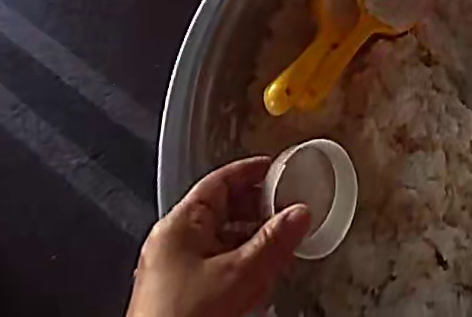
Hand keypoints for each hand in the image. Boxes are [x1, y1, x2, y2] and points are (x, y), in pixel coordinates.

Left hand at [126, 156, 311, 316]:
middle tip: (287, 211)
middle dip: (259, 212)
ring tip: (280, 251)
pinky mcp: (179, 302)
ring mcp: (174, 275)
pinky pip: (217, 270)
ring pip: (223, 242)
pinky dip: (241, 269)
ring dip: (253, 244)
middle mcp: (173, 245)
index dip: (252, 172)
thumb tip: (299, 214)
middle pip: (224, 210)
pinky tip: (260, 283)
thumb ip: (273, 241)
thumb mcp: (238, 276)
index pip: (221, 181)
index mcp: (179, 226)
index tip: (279, 169)